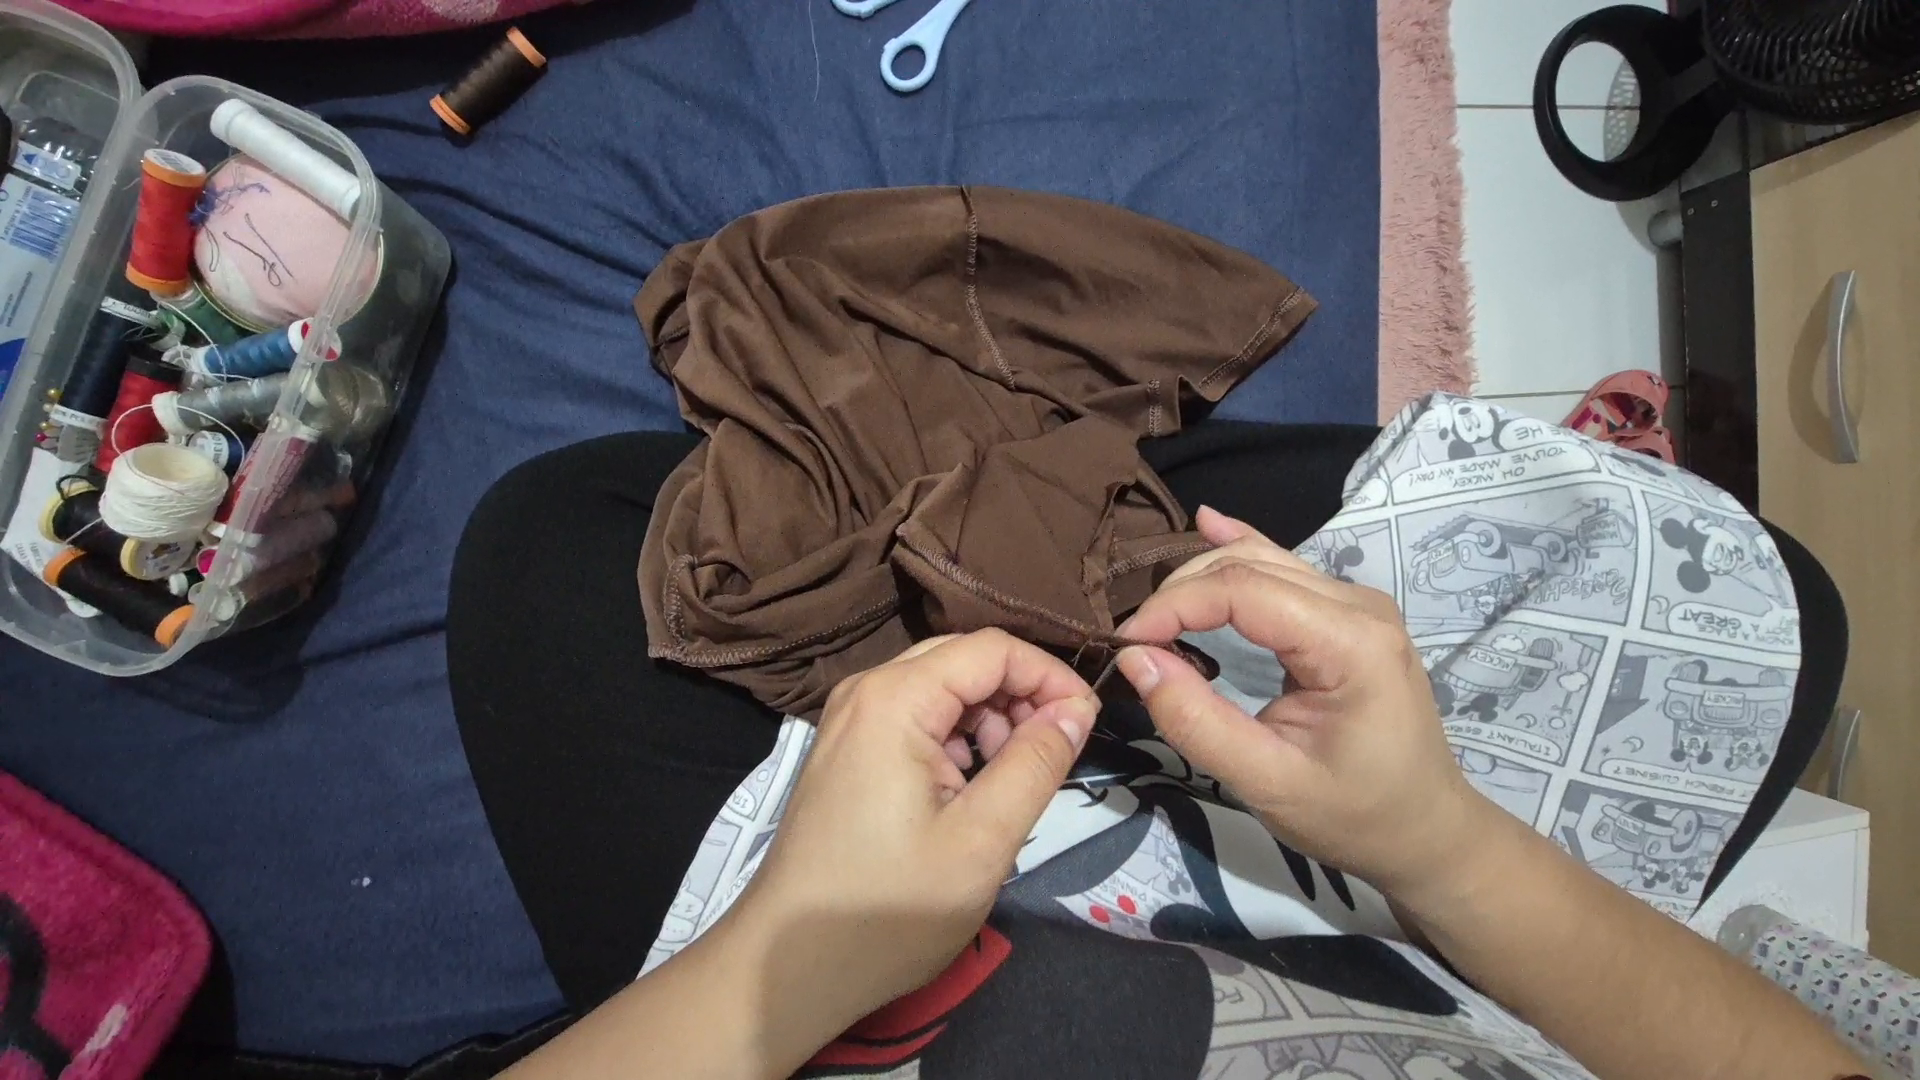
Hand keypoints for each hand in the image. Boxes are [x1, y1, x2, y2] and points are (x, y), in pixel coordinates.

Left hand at [715, 628, 1098, 1062]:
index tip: (1086, 723)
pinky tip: (968, 784)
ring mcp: (851, 716)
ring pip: (942, 685)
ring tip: (1011, 776)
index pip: (992, 649)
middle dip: (1021, 694)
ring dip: (990, 717)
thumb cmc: (888, 909)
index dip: (1049, 675)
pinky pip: (917, 714)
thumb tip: (1077, 709)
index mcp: (895, 698)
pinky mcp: (849, 745)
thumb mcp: (981, 841)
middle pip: (965, 659)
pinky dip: (957, 736)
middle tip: (1055, 749)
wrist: (789, 965)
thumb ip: (1036, 764)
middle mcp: (867, 689)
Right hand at [1113, 507, 1482, 899]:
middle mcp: (1356, 604)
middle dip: (1179, 593)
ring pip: (1258, 560)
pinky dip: (1235, 549)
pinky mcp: (1344, 611)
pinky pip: (1279, 567)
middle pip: (1246, 565)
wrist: (1426, 831)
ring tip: (1153, 615)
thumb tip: (1133, 658)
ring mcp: (1354, 602)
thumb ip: (1196, 721)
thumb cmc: (1353, 814)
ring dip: (1197, 579)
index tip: (1128, 642)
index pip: (1241, 589)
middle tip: (1136, 642)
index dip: (1174, 605)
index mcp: (1350, 642)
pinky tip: (1207, 522)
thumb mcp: (1268, 784)